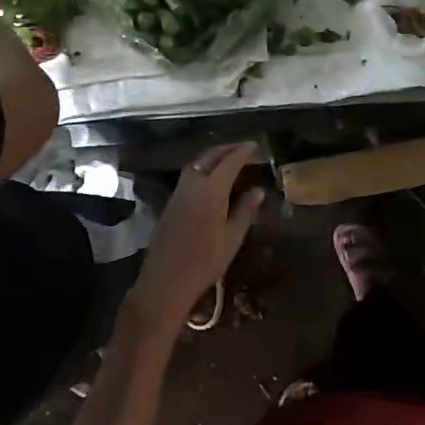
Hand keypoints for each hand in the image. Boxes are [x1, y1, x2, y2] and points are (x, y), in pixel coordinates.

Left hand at [131, 143, 264, 331]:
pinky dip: (202, 169)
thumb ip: (245, 210)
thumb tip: (258, 190)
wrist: (166, 279)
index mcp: (211, 189)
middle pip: (210, 156)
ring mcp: (178, 192)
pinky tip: (210, 179)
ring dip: (212, 157)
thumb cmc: (206, 261)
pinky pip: (188, 176)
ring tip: (228, 159)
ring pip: (196, 164)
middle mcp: (193, 184)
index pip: (230, 161)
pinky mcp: (170, 202)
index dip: (243, 151)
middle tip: (242, 148)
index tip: (254, 145)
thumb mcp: (233, 237)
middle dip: (227, 149)